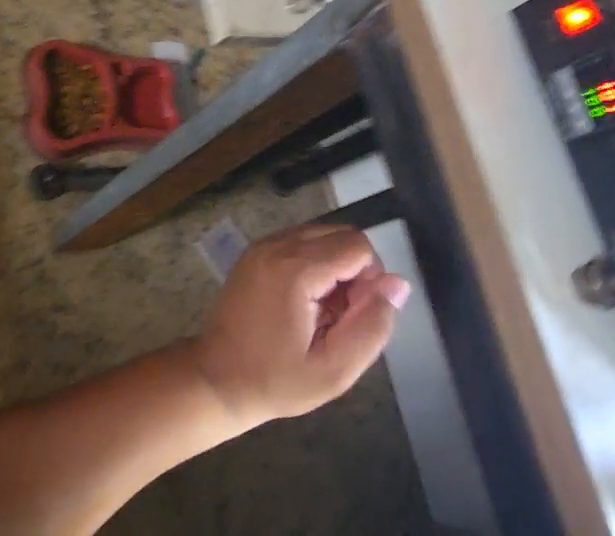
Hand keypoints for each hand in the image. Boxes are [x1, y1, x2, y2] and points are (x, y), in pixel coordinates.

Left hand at [185, 224, 411, 429]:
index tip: (352, 316)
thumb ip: (371, 326)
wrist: (216, 378)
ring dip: (334, 267)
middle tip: (339, 316)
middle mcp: (277, 245)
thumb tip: (398, 284)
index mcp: (294, 269)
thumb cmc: (276, 380)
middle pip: (341, 234)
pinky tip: (304, 302)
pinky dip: (314, 264)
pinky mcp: (256, 251)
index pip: (358, 246)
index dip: (370, 280)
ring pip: (323, 235)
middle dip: (354, 271)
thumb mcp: (334, 370)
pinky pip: (301, 241)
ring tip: (321, 312)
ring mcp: (263, 244)